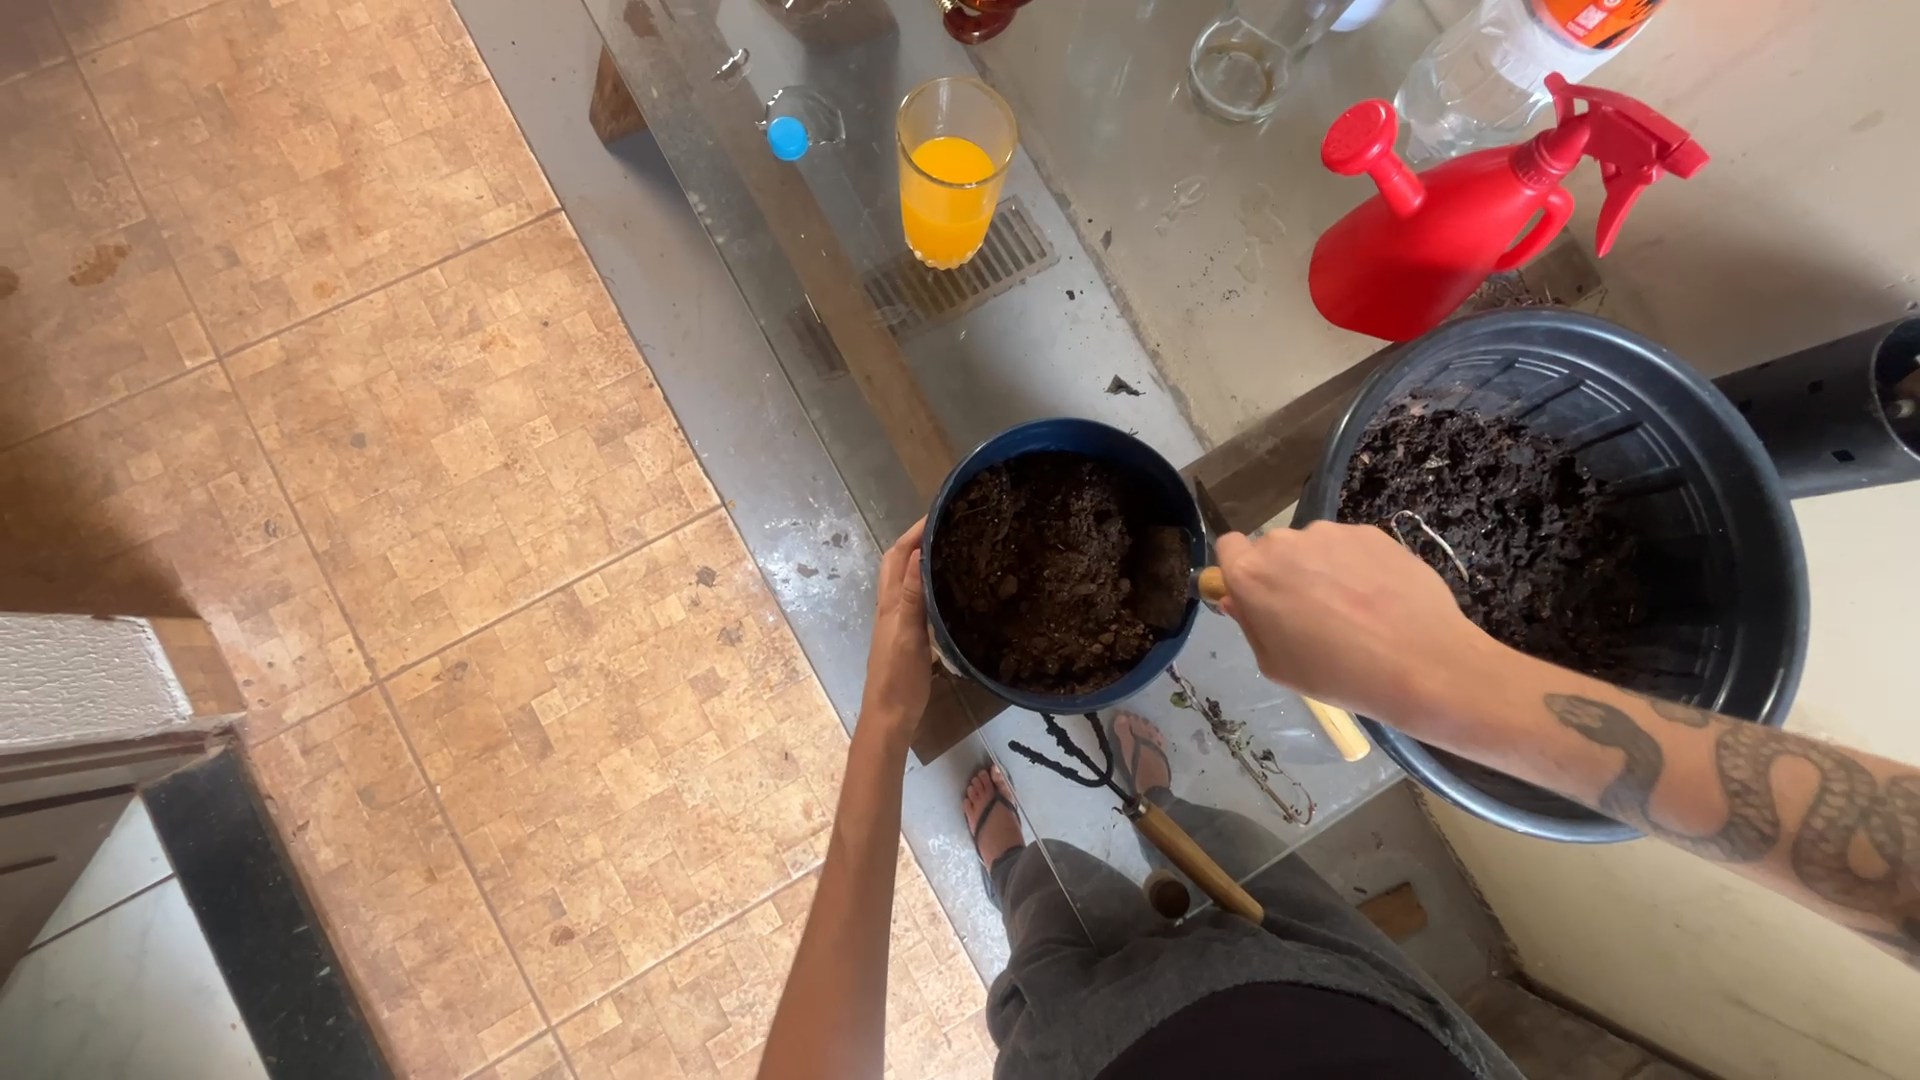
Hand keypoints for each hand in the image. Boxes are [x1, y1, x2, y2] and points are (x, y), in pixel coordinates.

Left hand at [859, 518, 931, 742]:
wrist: (890, 717)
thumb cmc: (899, 679)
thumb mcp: (908, 635)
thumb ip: (913, 597)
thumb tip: (918, 553)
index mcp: (891, 603)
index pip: (899, 556)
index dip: (914, 532)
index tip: (939, 513)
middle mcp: (891, 606)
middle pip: (898, 562)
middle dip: (916, 538)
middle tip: (947, 525)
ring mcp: (898, 621)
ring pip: (907, 579)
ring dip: (922, 559)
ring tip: (950, 548)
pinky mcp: (908, 635)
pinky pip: (917, 598)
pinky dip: (929, 584)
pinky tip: (947, 589)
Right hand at [1214, 521, 1499, 724]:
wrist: (1422, 665)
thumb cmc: (1337, 674)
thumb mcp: (1276, 665)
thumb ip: (1250, 624)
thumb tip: (1237, 599)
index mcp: (1250, 574)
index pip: (1228, 548)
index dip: (1240, 570)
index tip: (1258, 596)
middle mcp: (1283, 543)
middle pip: (1272, 549)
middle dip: (1283, 572)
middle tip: (1309, 611)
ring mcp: (1330, 534)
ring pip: (1313, 547)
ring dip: (1321, 567)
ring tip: (1353, 607)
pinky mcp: (1371, 533)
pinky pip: (1350, 546)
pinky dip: (1357, 565)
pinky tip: (1380, 599)